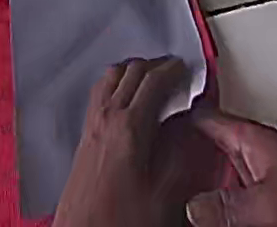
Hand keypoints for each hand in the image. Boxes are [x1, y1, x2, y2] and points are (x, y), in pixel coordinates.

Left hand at [53, 57, 190, 226]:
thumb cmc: (120, 221)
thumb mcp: (162, 195)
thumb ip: (180, 154)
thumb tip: (190, 126)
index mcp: (130, 126)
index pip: (154, 81)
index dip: (173, 70)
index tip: (187, 69)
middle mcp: (108, 115)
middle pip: (132, 70)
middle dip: (156, 65)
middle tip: (174, 72)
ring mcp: (94, 121)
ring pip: (113, 74)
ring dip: (134, 69)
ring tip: (152, 78)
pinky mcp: (85, 131)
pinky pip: (101, 89)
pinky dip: (117, 80)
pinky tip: (125, 94)